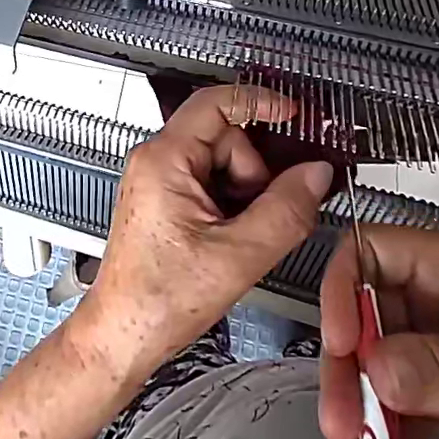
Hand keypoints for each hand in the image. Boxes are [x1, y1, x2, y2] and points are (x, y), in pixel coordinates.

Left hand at [79, 85, 334, 376]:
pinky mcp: (165, 198)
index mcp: (164, 161)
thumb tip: (316, 175)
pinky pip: (211, 181)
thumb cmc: (156, 302)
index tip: (290, 113)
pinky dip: (231, 203)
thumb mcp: (238, 257)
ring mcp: (159, 179)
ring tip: (239, 234)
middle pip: (226, 137)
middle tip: (259, 212)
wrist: (122, 336)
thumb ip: (286, 211)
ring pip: (223, 161)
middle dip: (253, 172)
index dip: (259, 101)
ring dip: (244, 191)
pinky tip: (229, 237)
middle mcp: (156, 161)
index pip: (216, 102)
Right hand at [319, 228, 438, 438]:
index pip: (373, 252)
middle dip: (348, 367)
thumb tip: (375, 367)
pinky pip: (408, 397)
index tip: (335, 343)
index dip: (343, 289)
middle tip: (342, 423)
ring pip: (382, 360)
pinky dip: (394, 431)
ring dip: (365, 407)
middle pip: (368, 313)